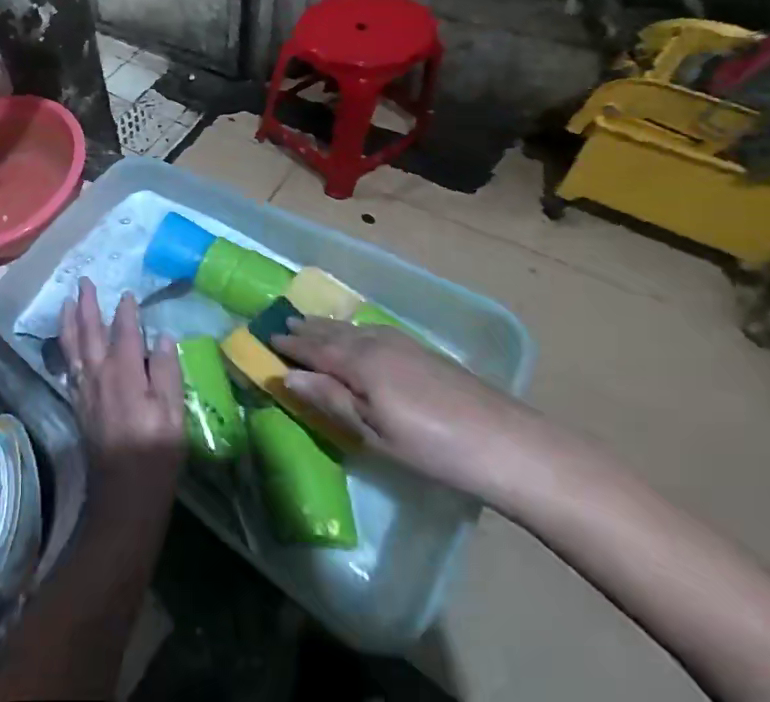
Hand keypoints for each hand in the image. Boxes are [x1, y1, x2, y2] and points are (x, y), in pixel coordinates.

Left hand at [58, 279, 184, 521]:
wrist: (124, 493)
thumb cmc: (155, 452)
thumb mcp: (172, 410)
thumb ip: (166, 370)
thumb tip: (162, 337)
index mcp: (124, 372)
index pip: (124, 331)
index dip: (127, 312)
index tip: (128, 294)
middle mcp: (98, 376)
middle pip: (89, 333)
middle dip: (86, 306)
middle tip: (83, 282)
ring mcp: (85, 391)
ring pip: (72, 348)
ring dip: (69, 322)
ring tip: (67, 303)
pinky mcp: (79, 406)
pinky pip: (69, 368)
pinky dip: (66, 350)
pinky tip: (67, 346)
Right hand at [272, 318, 524, 494]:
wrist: (501, 439)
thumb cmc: (429, 445)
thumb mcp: (372, 432)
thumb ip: (329, 400)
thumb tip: (286, 375)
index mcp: (360, 362)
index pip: (315, 348)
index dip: (291, 344)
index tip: (267, 337)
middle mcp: (377, 343)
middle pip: (334, 333)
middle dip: (307, 329)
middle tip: (283, 323)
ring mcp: (402, 343)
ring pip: (354, 329)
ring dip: (328, 327)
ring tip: (310, 324)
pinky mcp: (421, 350)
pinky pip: (372, 331)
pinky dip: (353, 330)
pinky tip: (356, 335)